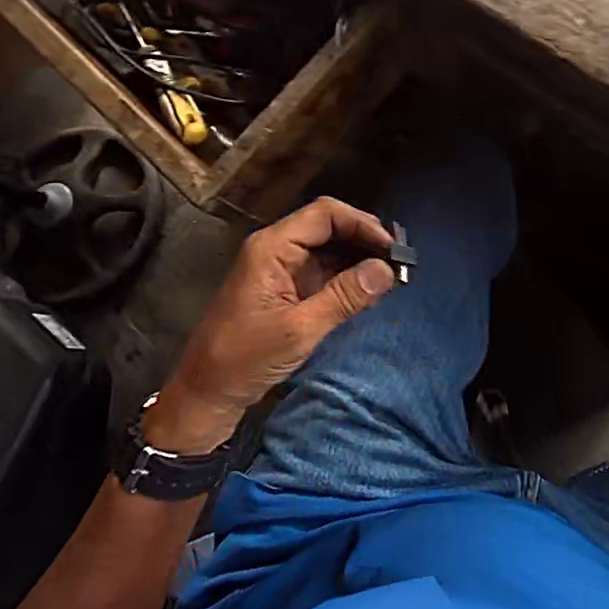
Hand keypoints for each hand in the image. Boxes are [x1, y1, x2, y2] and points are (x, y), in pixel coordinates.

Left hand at [145, 196, 397, 451]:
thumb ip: (344, 296)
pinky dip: (350, 277)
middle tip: (401, 261)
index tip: (392, 248)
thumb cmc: (244, 359)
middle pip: (330, 227)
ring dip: (362, 258)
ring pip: (331, 249)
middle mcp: (278, 250)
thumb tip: (387, 270)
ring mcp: (283, 270)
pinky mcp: (289, 290)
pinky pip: (326, 272)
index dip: (362, 224)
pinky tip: (372, 288)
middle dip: (366, 240)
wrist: (207, 393)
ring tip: (394, 274)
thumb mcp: (299, 329)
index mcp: (272, 247)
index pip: (325, 215)